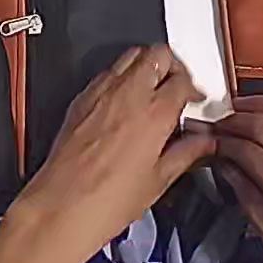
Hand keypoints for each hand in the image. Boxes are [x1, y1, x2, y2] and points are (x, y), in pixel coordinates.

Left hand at [0, 45, 211, 262]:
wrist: (60, 208)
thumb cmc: (105, 202)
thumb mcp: (159, 181)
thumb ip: (186, 152)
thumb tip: (202, 142)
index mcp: (155, 112)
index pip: (183, 80)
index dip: (194, 89)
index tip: (194, 100)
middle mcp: (129, 93)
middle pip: (159, 54)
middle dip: (173, 66)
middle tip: (177, 85)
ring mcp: (103, 91)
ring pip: (133, 55)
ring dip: (148, 65)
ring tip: (153, 87)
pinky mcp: (83, 97)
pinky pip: (108, 71)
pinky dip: (122, 76)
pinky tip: (125, 99)